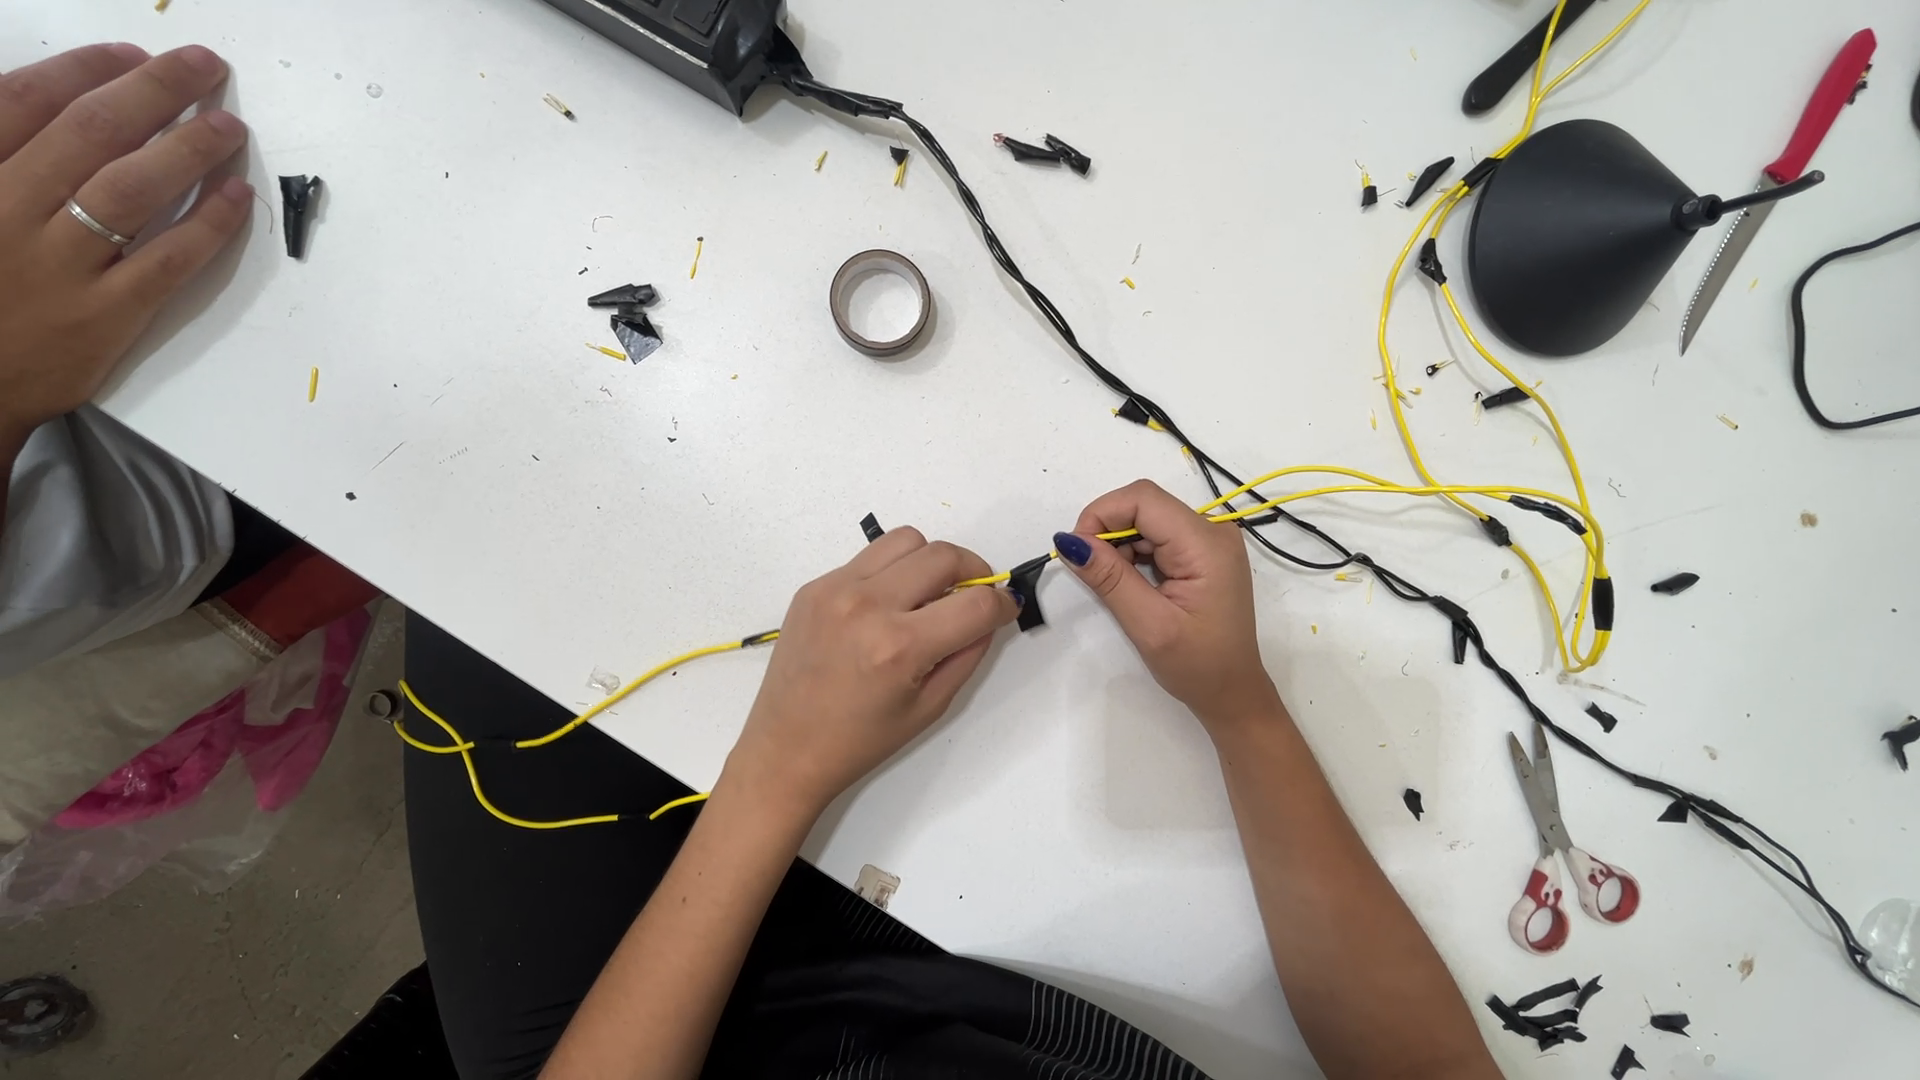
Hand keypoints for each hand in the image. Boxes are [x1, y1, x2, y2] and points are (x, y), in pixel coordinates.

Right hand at [0, 44, 251, 440]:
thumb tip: (41, 110)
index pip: (22, 103)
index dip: (84, 72)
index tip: (131, 53)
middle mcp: (5, 209)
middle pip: (86, 134)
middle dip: (150, 92)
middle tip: (202, 66)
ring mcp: (59, 263)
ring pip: (130, 189)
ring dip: (186, 149)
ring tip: (229, 123)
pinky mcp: (107, 312)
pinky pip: (167, 259)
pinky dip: (206, 224)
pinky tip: (237, 195)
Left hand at [724, 528, 1020, 815]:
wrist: (785, 748)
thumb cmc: (860, 740)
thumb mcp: (930, 706)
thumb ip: (968, 652)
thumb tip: (989, 613)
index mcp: (899, 647)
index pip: (975, 604)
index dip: (1003, 603)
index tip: (1006, 607)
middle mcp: (866, 606)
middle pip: (944, 556)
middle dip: (974, 571)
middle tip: (974, 595)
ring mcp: (835, 589)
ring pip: (906, 540)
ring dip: (931, 561)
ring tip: (930, 593)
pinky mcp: (814, 586)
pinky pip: (869, 557)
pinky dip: (892, 571)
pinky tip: (888, 604)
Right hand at [1054, 479, 1278, 730]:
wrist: (1232, 692)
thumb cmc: (1197, 665)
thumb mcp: (1148, 625)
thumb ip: (1110, 578)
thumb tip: (1068, 541)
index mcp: (1206, 544)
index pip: (1143, 499)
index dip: (1101, 514)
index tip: (1077, 551)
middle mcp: (1212, 530)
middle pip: (1144, 505)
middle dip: (1108, 530)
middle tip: (1093, 573)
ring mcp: (1208, 539)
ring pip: (1146, 518)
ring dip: (1119, 543)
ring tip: (1116, 585)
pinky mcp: (1200, 552)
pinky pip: (1156, 534)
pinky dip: (1133, 552)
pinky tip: (1131, 583)